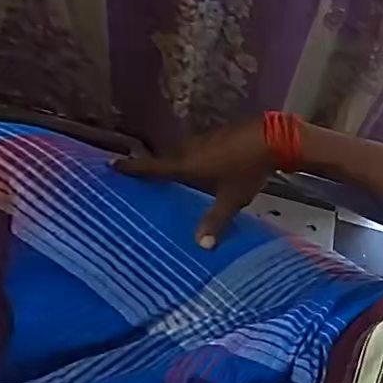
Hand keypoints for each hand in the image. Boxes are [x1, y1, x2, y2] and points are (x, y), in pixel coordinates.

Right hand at [112, 119, 271, 248]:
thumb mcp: (232, 198)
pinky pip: (196, 150)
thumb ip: (216, 220)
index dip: (132, 168)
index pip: (152, 167)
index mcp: (185, 164)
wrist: (270, 139)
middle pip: (164, 159)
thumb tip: (201, 246)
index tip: (111, 165)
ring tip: (164, 175)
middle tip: (137, 175)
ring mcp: (203, 140)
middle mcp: (188, 149)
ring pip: (180, 153)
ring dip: (171, 162)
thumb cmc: (246, 170)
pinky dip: (190, 159)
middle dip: (151, 167)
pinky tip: (197, 168)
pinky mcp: (216, 136)